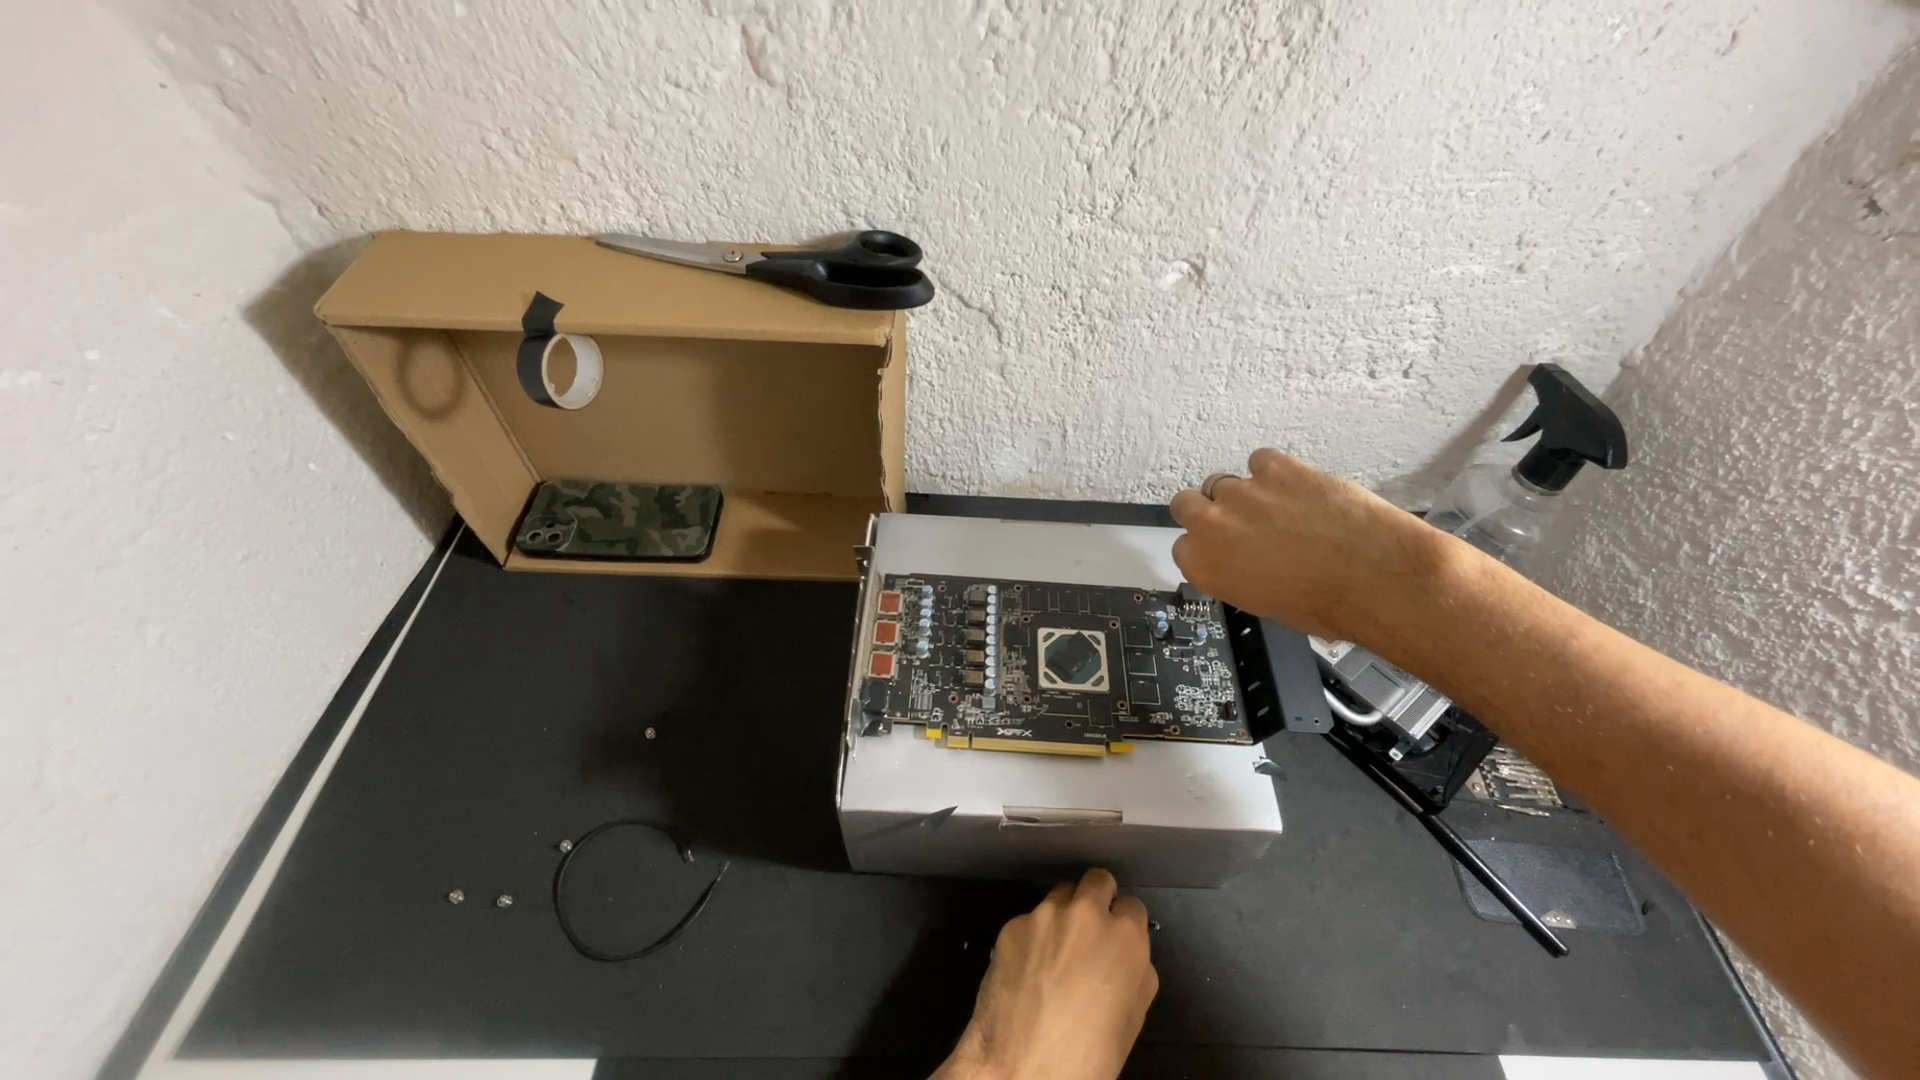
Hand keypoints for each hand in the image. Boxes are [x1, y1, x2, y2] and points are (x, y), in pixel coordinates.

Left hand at [933, 868, 1157, 1079]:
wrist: (1020, 1069)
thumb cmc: (1088, 1056)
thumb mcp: (1132, 1018)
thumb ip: (1136, 974)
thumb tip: (1129, 956)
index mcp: (1124, 937)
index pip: (1133, 906)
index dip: (1126, 925)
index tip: (1118, 942)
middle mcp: (1086, 914)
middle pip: (1098, 880)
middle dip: (1098, 899)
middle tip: (1090, 931)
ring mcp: (1044, 915)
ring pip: (1061, 894)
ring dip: (1064, 913)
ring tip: (1056, 950)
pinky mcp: (1012, 925)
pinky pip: (1030, 920)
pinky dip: (1032, 936)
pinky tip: (1027, 969)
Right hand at [1169, 448, 1448, 641]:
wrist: (1376, 578)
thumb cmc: (1327, 603)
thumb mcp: (1264, 603)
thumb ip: (1235, 572)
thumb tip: (1242, 559)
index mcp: (1203, 565)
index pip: (1183, 546)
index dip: (1205, 546)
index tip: (1223, 547)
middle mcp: (1211, 526)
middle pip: (1186, 504)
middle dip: (1209, 511)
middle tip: (1240, 523)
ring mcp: (1243, 492)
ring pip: (1224, 482)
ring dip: (1245, 494)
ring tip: (1281, 509)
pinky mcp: (1276, 468)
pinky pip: (1261, 461)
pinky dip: (1274, 472)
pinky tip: (1298, 490)